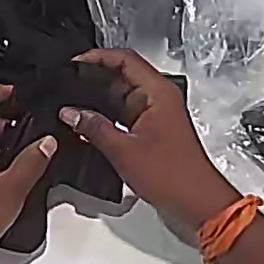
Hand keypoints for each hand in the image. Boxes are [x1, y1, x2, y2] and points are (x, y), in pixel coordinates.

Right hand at [58, 49, 238, 233]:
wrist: (198, 206)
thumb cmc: (173, 176)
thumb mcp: (124, 149)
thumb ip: (93, 127)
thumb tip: (70, 112)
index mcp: (157, 93)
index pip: (125, 59)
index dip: (97, 57)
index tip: (73, 63)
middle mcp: (157, 99)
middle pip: (121, 76)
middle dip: (92, 79)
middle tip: (65, 85)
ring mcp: (154, 116)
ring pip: (119, 97)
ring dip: (97, 100)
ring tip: (70, 105)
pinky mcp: (149, 132)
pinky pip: (122, 115)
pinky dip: (104, 117)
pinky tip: (84, 126)